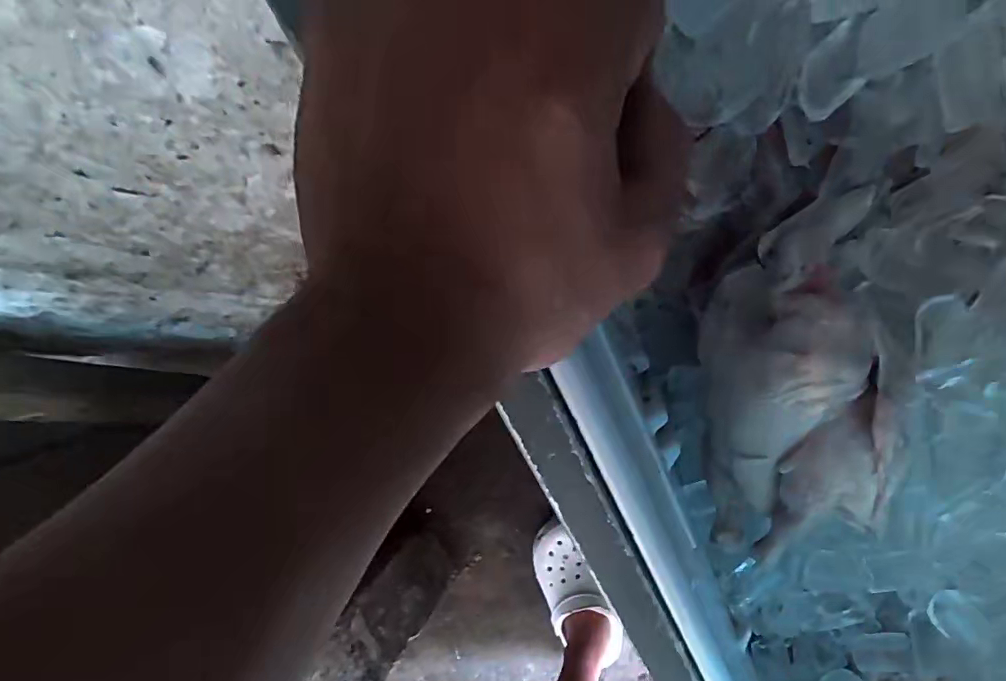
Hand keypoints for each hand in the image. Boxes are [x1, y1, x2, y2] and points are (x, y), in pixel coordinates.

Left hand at [293, 0, 688, 375]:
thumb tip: (641, 104)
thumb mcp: (636, 247)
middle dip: (564, 56)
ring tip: (478, 140)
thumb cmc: (525, 292)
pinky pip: (418, 20)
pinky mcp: (339, 22)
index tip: (599, 132)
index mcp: (568, 34)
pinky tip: (427, 133)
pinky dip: (435, 63)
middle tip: (539, 137)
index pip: (632, 4)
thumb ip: (665, 151)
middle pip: (556, 1)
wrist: (398, 322)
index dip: (625, 75)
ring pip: (483, 12)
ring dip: (498, 56)